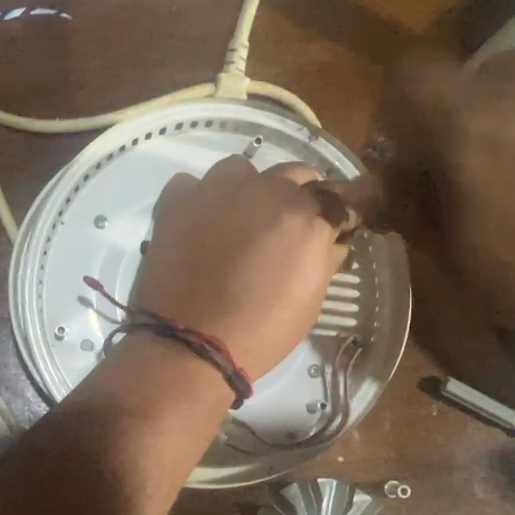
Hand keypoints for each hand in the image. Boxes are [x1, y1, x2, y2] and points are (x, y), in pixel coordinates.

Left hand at [130, 156, 355, 380]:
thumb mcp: (308, 302)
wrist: (190, 344)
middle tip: (288, 226)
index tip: (338, 224)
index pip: (335, 196)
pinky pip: (192, 183)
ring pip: (241, 170)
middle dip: (297, 195)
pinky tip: (199, 222)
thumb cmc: (260, 331)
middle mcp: (264, 190)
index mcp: (305, 215)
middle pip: (292, 174)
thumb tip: (334, 242)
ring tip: (240, 218)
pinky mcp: (176, 201)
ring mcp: (217, 191)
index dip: (338, 211)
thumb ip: (324, 261)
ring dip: (248, 188)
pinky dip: (199, 198)